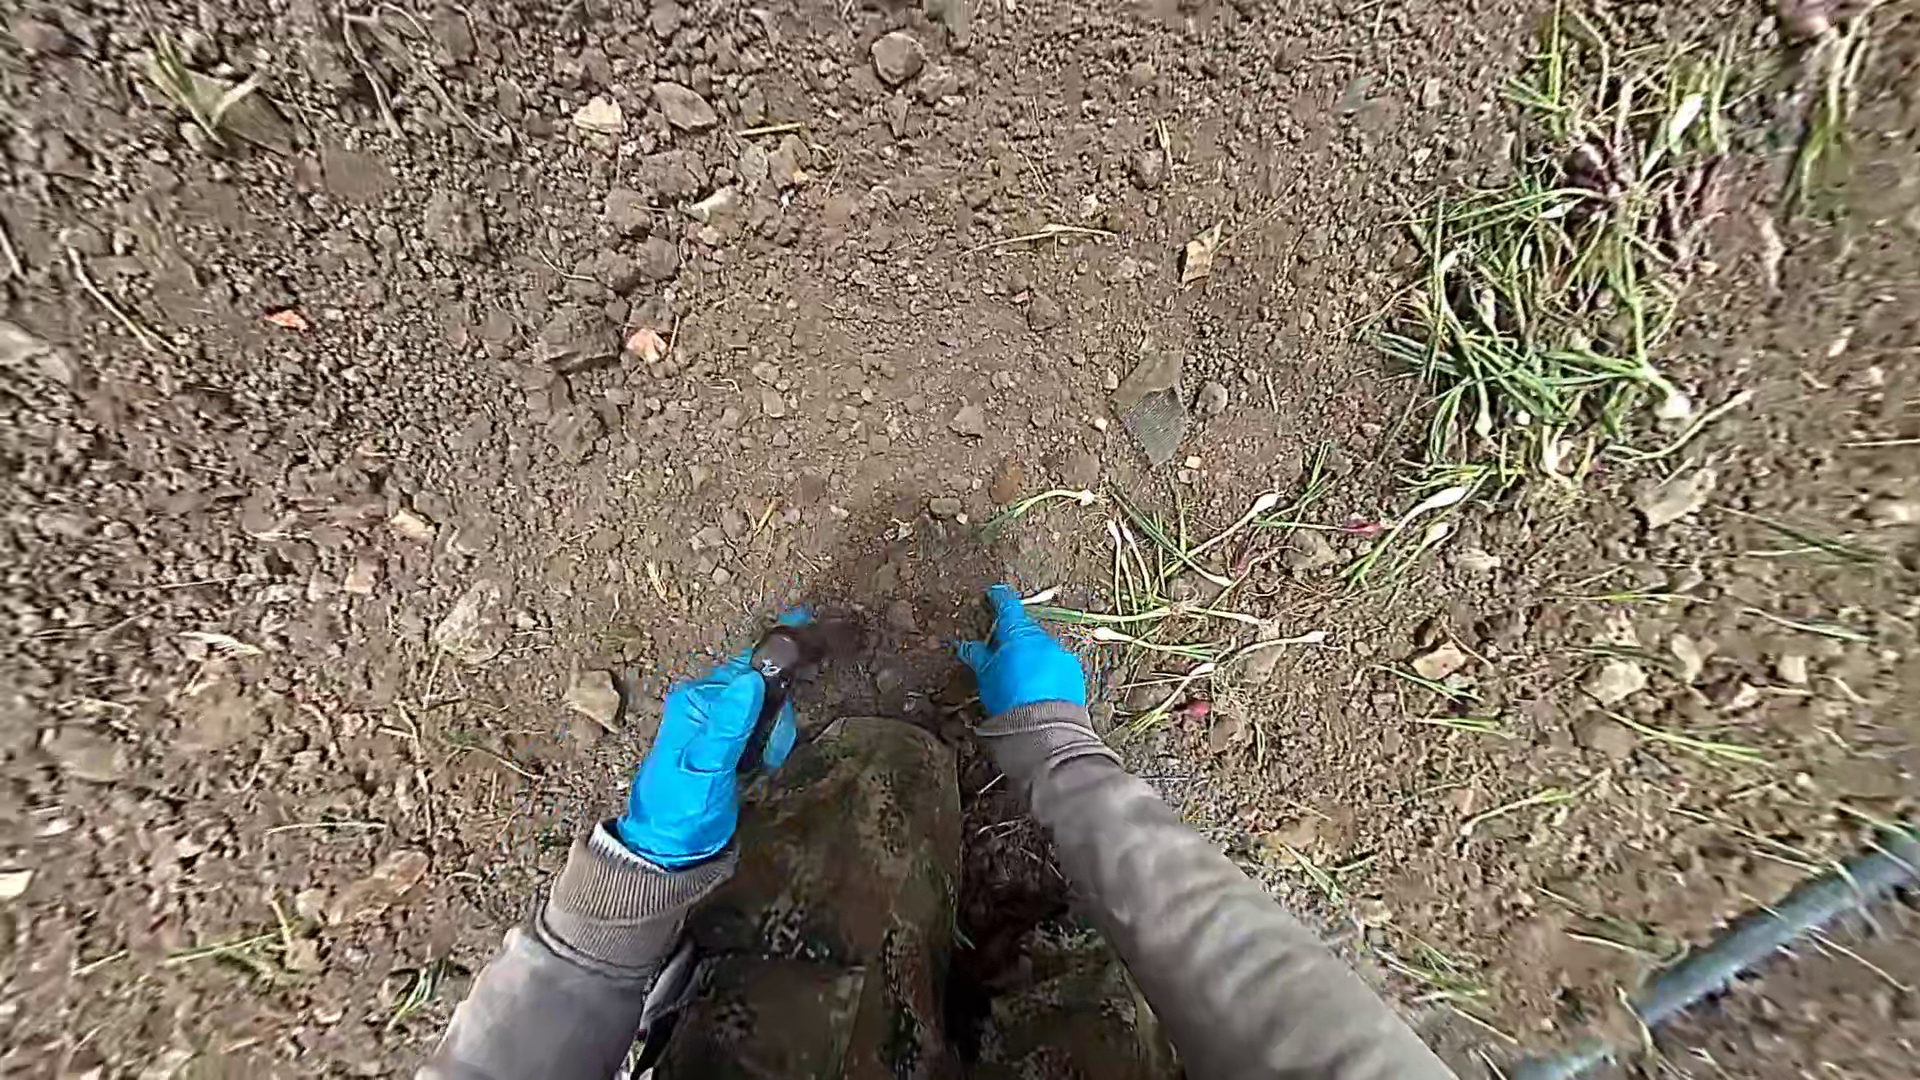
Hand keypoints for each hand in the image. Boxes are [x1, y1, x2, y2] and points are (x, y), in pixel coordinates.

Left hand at [614, 619, 803, 867]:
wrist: (670, 850)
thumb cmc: (684, 807)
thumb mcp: (707, 766)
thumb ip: (729, 723)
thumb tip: (752, 678)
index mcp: (699, 700)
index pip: (748, 663)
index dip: (781, 651)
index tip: (810, 624)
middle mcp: (708, 701)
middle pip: (763, 682)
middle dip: (777, 712)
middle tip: (770, 749)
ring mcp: (720, 719)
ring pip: (768, 705)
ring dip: (774, 731)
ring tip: (760, 763)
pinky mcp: (730, 736)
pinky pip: (763, 723)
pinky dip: (771, 738)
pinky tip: (760, 762)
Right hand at [955, 585, 1086, 716]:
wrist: (1045, 729)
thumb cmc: (1009, 700)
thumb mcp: (986, 676)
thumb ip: (978, 656)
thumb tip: (966, 645)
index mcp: (1018, 634)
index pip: (1007, 607)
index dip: (999, 598)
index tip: (993, 594)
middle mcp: (1042, 638)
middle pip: (1024, 629)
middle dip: (1013, 637)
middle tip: (1000, 651)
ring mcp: (1060, 654)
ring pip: (1041, 646)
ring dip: (1030, 654)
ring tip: (1019, 675)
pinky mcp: (1073, 671)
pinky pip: (1056, 662)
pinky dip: (1046, 668)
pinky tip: (1037, 685)